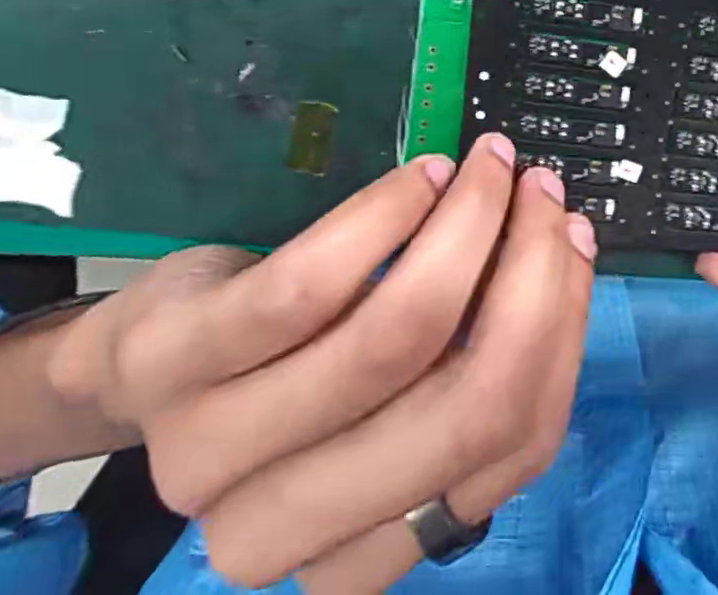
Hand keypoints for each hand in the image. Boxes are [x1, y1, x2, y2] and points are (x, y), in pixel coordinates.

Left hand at [47, 134, 595, 591]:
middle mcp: (298, 526)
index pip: (514, 449)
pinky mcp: (187, 357)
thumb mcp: (381, 403)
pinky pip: (314, 282)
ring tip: (488, 167)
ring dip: (465, 229)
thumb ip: (466, 370)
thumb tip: (559, 260)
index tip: (574, 238)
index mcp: (370, 550)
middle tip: (539, 189)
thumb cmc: (283, 379)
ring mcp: (228, 445)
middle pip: (467, 402)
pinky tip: (421, 175)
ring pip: (396, 334)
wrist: (143, 366)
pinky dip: (384, 216)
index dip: (562, 329)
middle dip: (526, 274)